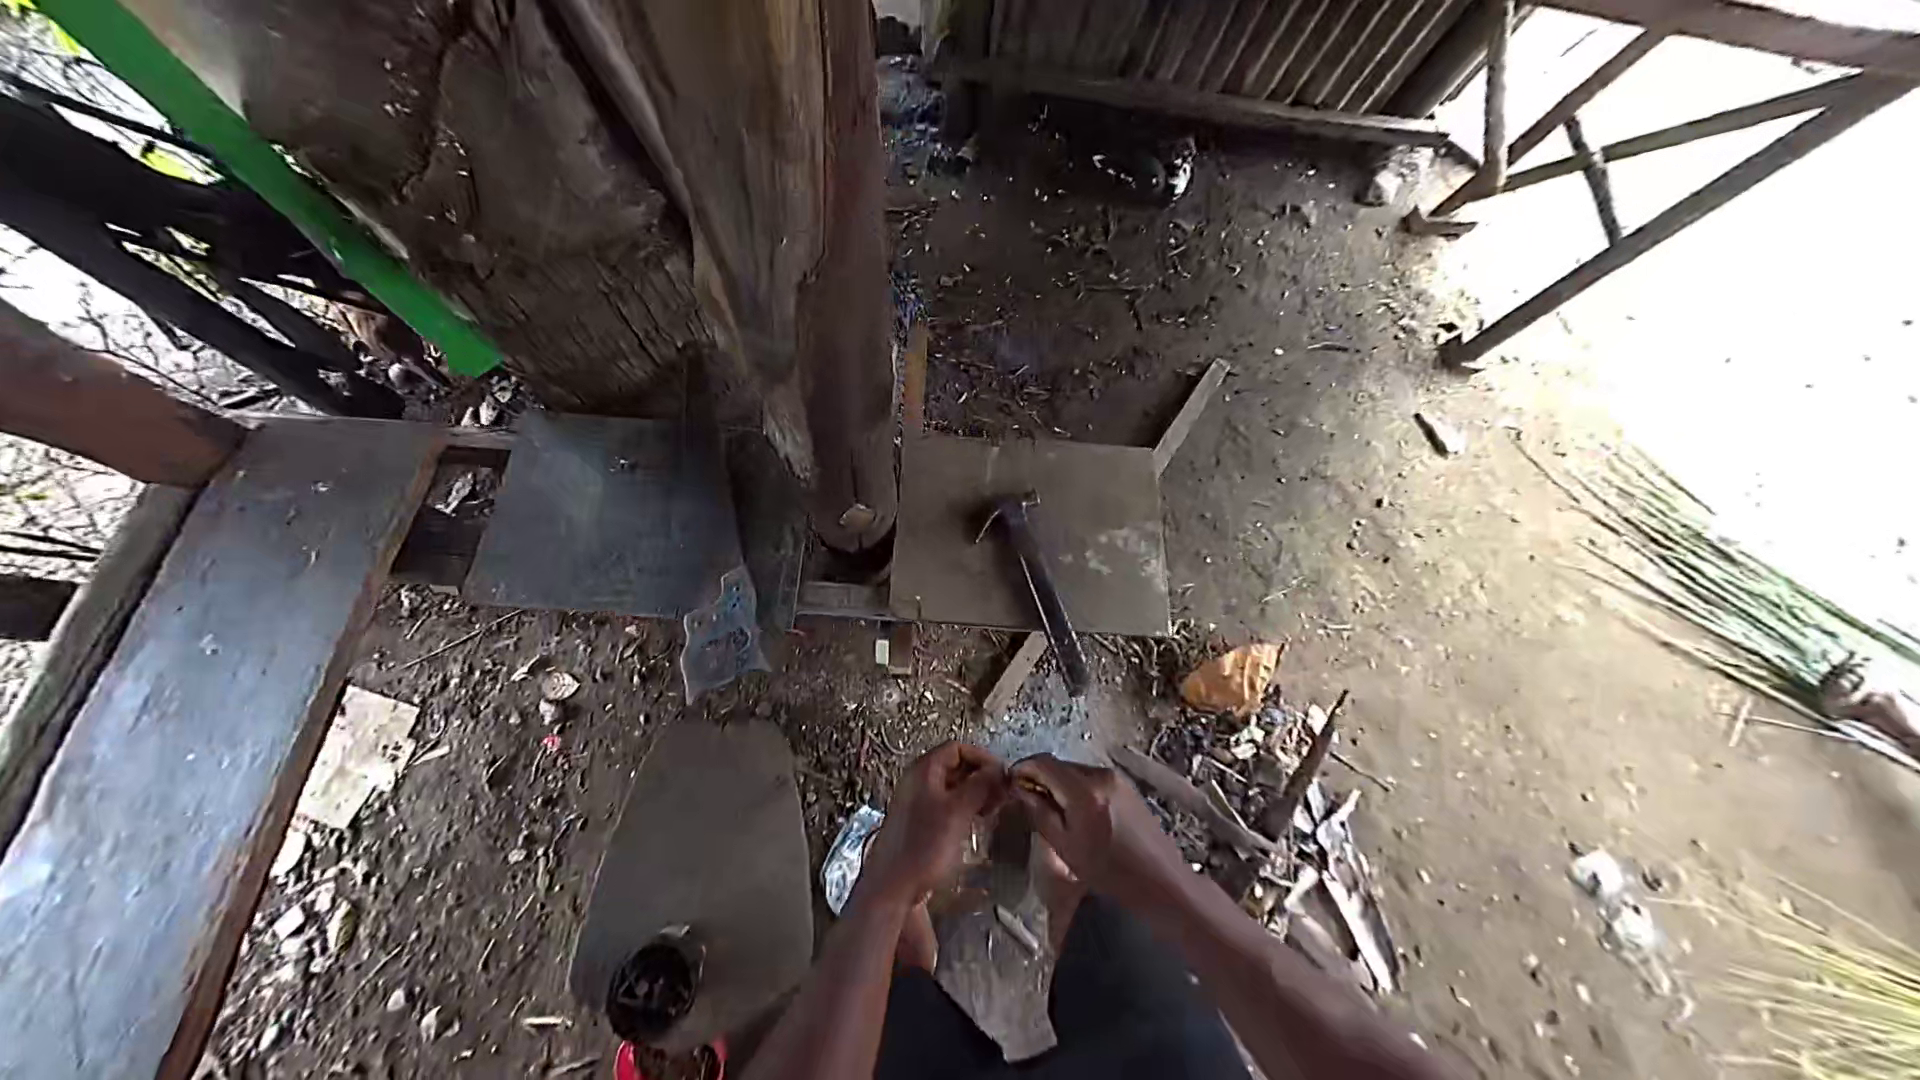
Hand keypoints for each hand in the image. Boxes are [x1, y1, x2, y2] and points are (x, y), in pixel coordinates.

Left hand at [858, 742, 1006, 907]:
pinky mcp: (920, 822)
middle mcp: (918, 781)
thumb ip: (980, 785)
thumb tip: (1000, 769)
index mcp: (923, 770)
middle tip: (1002, 793)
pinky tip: (977, 820)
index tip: (1001, 775)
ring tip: (994, 807)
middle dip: (981, 775)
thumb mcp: (957, 811)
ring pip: (953, 786)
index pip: (957, 748)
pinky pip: (947, 804)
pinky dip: (965, 806)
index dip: (982, 757)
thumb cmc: (923, 846)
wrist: (893, 887)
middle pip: (955, 765)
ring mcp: (918, 802)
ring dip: (975, 792)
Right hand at [1009, 754, 1188, 901]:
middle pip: (1059, 765)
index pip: (1043, 762)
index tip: (1011, 782)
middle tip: (1027, 800)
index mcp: (1084, 789)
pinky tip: (1076, 813)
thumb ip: (1039, 812)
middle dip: (1040, 778)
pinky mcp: (1126, 786)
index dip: (1023, 769)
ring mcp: (1116, 778)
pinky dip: (1077, 788)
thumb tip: (1020, 790)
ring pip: (1074, 771)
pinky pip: (1091, 779)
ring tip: (1051, 810)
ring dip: (1058, 784)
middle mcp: (1101, 775)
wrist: (1161, 883)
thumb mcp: (1065, 846)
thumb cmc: (1111, 873)